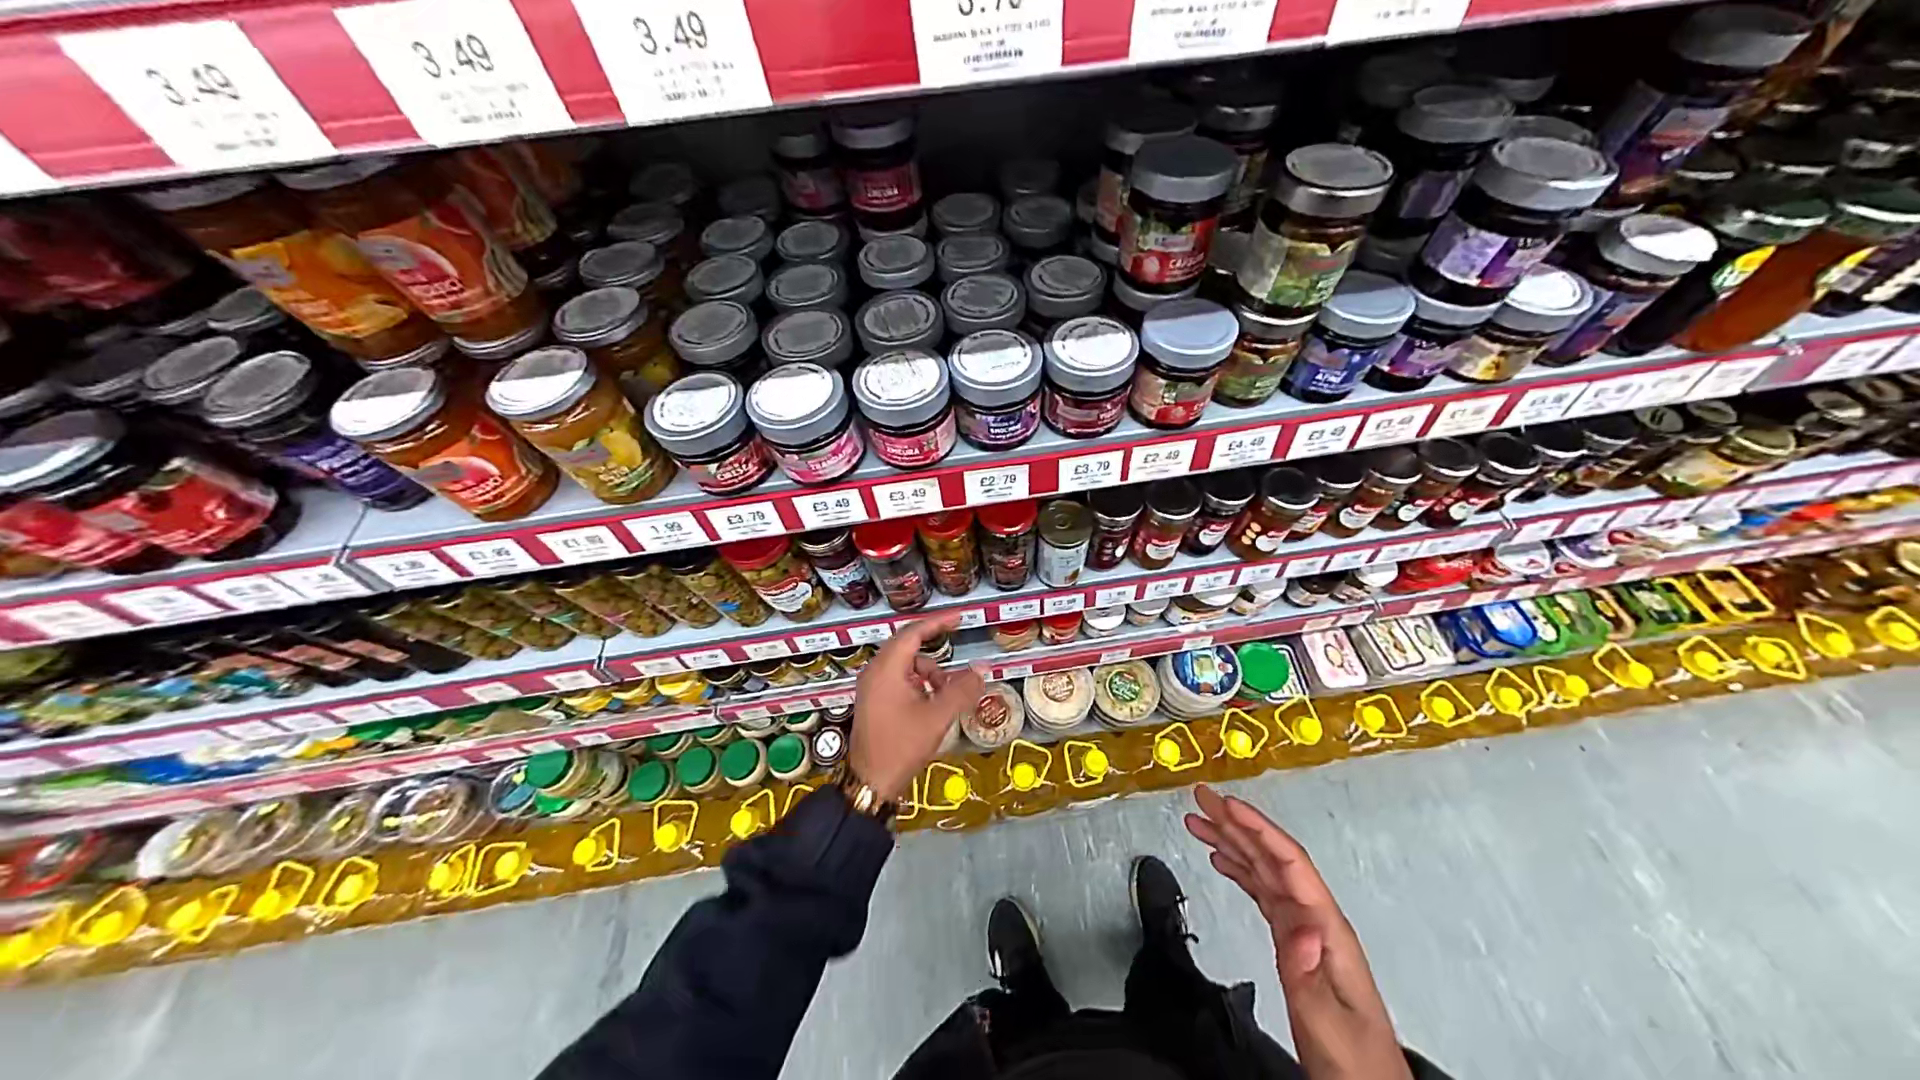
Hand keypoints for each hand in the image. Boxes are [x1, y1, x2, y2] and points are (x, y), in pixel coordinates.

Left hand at [849, 613, 983, 801]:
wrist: (871, 782)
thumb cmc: (901, 746)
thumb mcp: (937, 717)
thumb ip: (962, 690)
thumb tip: (982, 670)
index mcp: (886, 669)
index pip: (913, 632)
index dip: (938, 622)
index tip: (959, 617)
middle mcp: (875, 672)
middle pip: (907, 646)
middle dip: (935, 649)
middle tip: (958, 646)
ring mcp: (871, 687)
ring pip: (905, 665)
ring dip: (928, 671)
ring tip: (947, 692)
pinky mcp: (873, 701)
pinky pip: (898, 679)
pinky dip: (918, 683)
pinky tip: (931, 703)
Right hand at [1185, 785, 1411, 1079]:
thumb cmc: (1352, 1059)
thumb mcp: (1326, 1020)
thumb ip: (1308, 971)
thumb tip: (1298, 923)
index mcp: (1324, 927)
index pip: (1289, 862)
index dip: (1257, 828)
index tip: (1227, 803)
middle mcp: (1314, 919)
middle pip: (1272, 857)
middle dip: (1236, 823)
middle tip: (1201, 798)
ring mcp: (1303, 929)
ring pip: (1263, 870)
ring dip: (1232, 841)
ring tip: (1199, 821)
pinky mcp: (1293, 942)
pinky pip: (1261, 892)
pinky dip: (1240, 870)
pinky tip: (1222, 860)